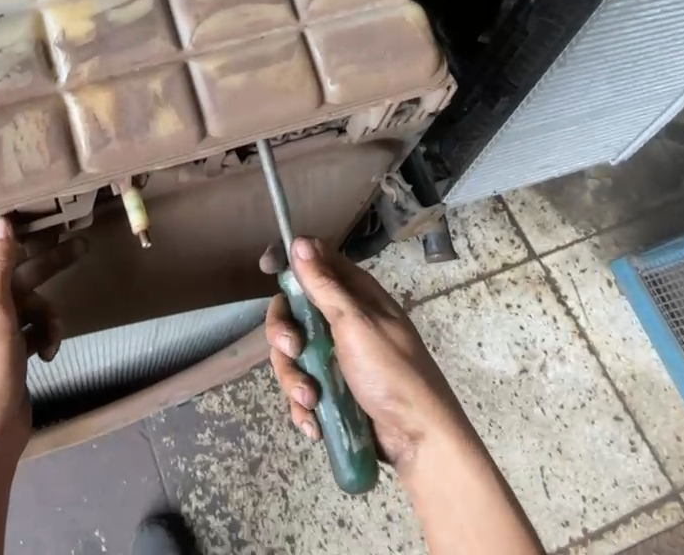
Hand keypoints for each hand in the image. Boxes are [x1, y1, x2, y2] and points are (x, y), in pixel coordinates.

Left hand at [0, 217, 78, 474]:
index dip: (22, 249)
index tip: (51, 232)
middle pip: (15, 282)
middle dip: (47, 273)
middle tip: (81, 247)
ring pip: (28, 308)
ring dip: (46, 320)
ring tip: (53, 340)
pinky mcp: (6, 356)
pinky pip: (30, 332)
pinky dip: (42, 339)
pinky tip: (47, 356)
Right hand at [265, 236, 470, 474]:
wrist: (418, 440)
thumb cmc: (392, 373)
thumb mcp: (355, 324)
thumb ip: (323, 285)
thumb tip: (300, 242)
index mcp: (354, 294)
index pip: (315, 261)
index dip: (289, 260)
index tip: (265, 268)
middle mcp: (342, 319)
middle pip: (292, 310)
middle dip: (284, 333)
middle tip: (294, 349)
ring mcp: (336, 355)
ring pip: (292, 353)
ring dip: (294, 377)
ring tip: (310, 399)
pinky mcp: (332, 387)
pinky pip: (301, 385)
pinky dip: (303, 404)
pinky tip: (313, 422)